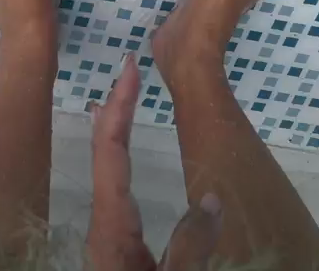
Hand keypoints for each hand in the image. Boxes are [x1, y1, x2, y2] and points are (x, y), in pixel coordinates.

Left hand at [87, 55, 221, 270]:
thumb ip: (192, 247)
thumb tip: (213, 200)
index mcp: (112, 229)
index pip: (112, 151)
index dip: (120, 104)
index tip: (129, 66)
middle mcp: (104, 225)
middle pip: (105, 151)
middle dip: (116, 105)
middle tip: (128, 67)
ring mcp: (107, 237)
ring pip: (106, 169)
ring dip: (114, 127)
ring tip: (120, 95)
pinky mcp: (115, 251)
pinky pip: (113, 189)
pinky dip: (116, 158)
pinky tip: (117, 154)